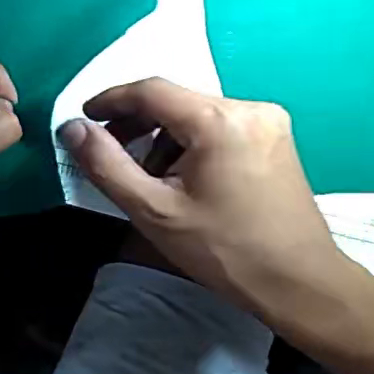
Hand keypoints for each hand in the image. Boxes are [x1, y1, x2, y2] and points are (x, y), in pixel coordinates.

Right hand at [59, 78, 373, 338]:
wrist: (300, 283)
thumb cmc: (225, 251)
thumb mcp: (155, 212)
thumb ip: (107, 166)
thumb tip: (73, 129)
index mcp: (218, 119)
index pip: (152, 91)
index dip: (112, 101)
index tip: (85, 117)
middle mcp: (249, 107)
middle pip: (177, 101)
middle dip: (138, 124)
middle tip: (110, 152)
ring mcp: (269, 121)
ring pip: (198, 116)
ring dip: (166, 139)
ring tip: (151, 180)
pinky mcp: (277, 139)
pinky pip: (221, 128)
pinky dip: (193, 145)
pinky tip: (186, 180)